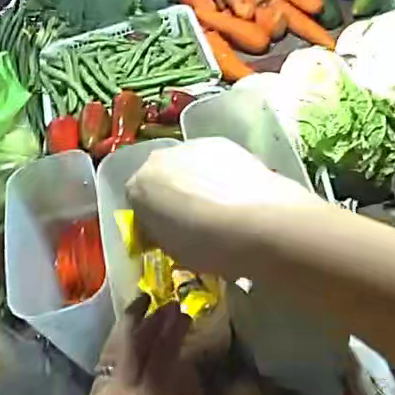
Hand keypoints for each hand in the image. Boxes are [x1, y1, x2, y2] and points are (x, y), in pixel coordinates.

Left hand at [63, 296, 201, 394]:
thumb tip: (188, 368)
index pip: (159, 355)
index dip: (172, 329)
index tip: (184, 309)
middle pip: (126, 344)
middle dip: (143, 317)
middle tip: (159, 298)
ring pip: (108, 354)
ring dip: (126, 329)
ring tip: (141, 309)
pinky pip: (102, 372)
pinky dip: (117, 352)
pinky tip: (128, 348)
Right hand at [125, 137, 324, 280]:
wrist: (258, 223)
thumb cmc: (208, 245)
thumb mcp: (173, 251)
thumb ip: (162, 233)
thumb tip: (169, 229)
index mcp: (137, 188)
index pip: (136, 201)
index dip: (151, 218)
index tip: (167, 233)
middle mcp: (157, 160)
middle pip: (159, 177)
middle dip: (171, 194)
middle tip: (192, 221)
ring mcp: (190, 146)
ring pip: (186, 166)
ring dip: (196, 182)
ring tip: (220, 209)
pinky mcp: (222, 142)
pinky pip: (212, 161)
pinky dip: (219, 174)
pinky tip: (237, 195)